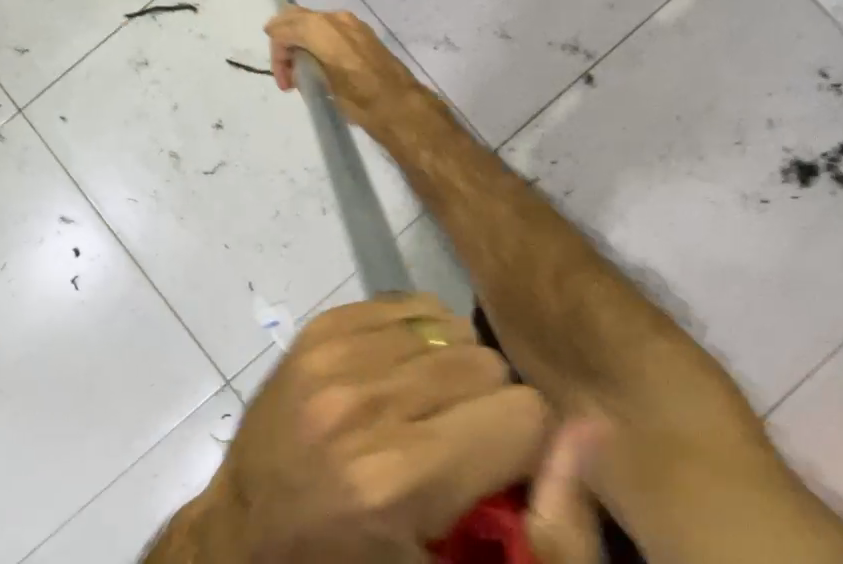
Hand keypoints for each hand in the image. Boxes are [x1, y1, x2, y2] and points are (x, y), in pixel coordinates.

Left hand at [214, 294, 551, 560]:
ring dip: (453, 371)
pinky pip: (412, 304)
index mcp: (398, 478)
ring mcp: (334, 359)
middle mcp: (364, 407)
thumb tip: (593, 425)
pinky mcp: (319, 329)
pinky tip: (398, 378)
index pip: (524, 414)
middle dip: (489, 408)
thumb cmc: (354, 557)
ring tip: (423, 412)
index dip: (523, 447)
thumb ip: (538, 515)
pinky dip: (420, 339)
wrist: (248, 534)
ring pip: (454, 329)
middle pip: (489, 366)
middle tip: (454, 446)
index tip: (497, 470)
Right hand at [265, 7, 438, 137]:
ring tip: (305, 75)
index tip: (285, 83)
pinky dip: (317, 43)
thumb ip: (299, 62)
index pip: (282, 28)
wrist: (399, 105)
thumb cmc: (358, 98)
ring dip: (300, 43)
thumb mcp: (321, 83)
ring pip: (311, 23)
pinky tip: (323, 68)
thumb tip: (291, 60)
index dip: (277, 54)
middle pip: (295, 18)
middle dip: (285, 44)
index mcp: (323, 28)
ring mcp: (351, 23)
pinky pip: (329, 30)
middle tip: (289, 75)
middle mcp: (336, 18)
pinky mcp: (362, 33)